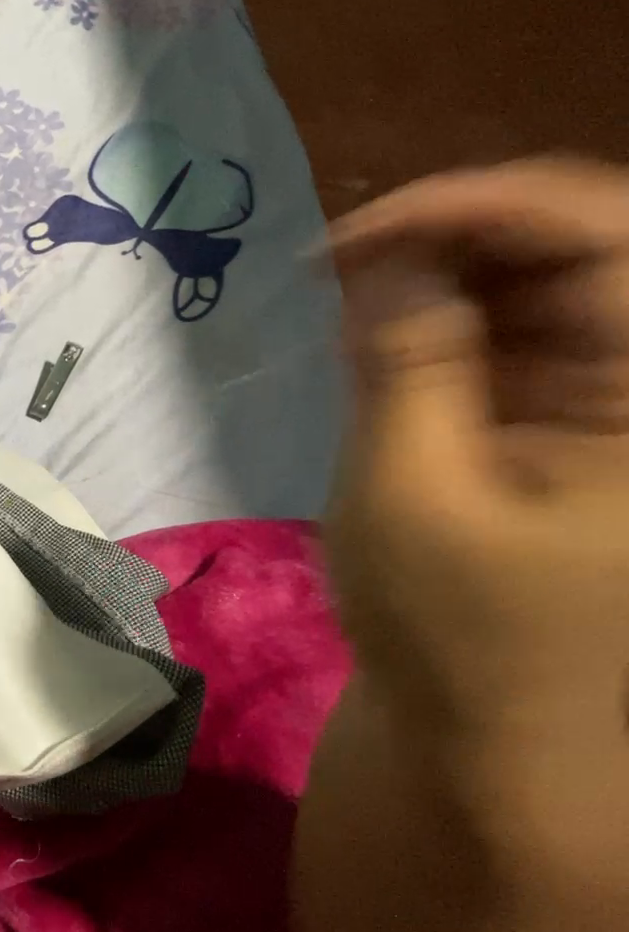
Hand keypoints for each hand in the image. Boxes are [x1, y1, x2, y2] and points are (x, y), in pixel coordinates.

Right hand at [328, 159, 628, 741]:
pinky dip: (431, 319)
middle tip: (330, 265)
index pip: (606, 238)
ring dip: (433, 275)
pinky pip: (506, 332)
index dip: (477, 206)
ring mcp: (606, 396)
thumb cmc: (455, 626)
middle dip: (447, 234)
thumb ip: (404, 368)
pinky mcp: (560, 416)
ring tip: (337, 301)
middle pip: (577, 245)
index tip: (346, 236)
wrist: (490, 725)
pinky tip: (369, 338)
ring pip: (535, 282)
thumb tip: (382, 264)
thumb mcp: (410, 493)